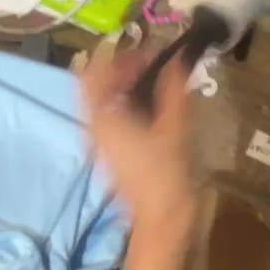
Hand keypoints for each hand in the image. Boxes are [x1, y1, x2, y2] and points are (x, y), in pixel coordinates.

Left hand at [82, 48, 196, 243]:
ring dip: (124, 87)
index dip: (115, 56)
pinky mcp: (112, 154)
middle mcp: (94, 129)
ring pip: (104, 103)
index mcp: (102, 119)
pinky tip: (152, 106)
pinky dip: (127, 105)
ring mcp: (101, 143)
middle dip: (121, 70)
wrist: (161, 218)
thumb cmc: (165, 173)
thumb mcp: (173, 127)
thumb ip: (173, 90)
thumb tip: (178, 60)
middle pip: (97, 87)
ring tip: (154, 80)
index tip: (142, 50)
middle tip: (152, 62)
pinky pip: (112, 119)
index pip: (92, 74)